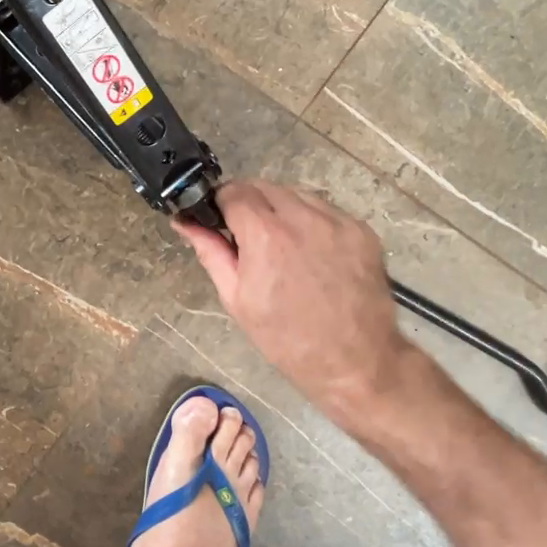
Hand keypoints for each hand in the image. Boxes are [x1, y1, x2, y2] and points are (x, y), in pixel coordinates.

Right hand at [174, 181, 412, 421]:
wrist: (355, 361)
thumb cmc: (286, 337)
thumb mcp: (236, 298)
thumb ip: (211, 251)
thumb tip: (184, 222)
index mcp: (266, 235)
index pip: (233, 191)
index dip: (219, 202)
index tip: (218, 219)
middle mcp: (303, 218)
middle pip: (263, 186)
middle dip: (248, 202)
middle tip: (245, 233)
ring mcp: (337, 222)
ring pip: (295, 193)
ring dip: (279, 207)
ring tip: (279, 243)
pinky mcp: (362, 230)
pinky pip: (325, 210)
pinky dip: (310, 220)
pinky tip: (309, 250)